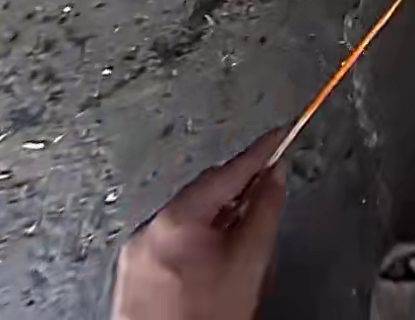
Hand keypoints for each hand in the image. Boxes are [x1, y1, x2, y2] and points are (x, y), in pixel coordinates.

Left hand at [111, 128, 287, 319]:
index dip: (260, 153)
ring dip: (220, 219)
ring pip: (190, 218)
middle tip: (268, 193)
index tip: (281, 136)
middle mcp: (149, 230)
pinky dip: (199, 241)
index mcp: (176, 220)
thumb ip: (266, 208)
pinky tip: (216, 262)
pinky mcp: (134, 277)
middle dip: (238, 192)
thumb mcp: (250, 262)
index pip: (228, 171)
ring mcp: (137, 255)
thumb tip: (276, 175)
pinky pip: (174, 242)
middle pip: (207, 193)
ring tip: (242, 243)